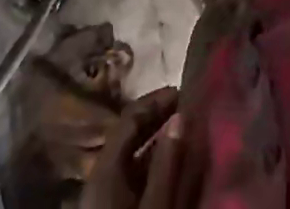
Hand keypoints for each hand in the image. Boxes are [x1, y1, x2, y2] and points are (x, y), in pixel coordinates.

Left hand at [80, 88, 202, 208]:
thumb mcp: (155, 206)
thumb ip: (167, 163)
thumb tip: (180, 117)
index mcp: (105, 170)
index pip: (129, 118)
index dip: (156, 101)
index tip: (184, 92)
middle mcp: (100, 177)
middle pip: (129, 135)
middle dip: (158, 119)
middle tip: (189, 109)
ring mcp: (104, 197)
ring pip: (132, 158)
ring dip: (158, 143)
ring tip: (188, 136)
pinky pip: (133, 178)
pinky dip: (154, 166)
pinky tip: (175, 169)